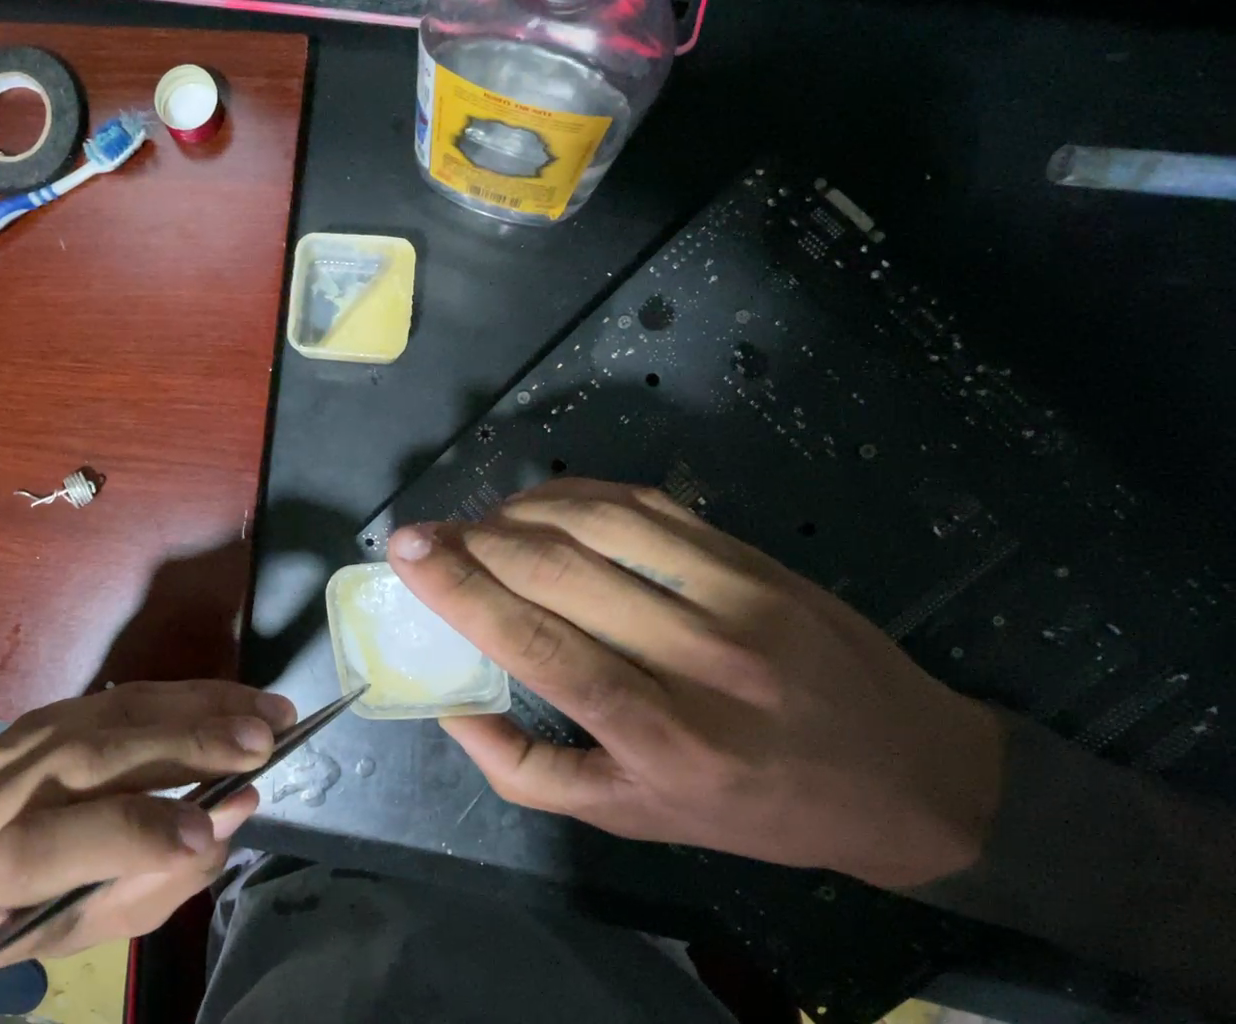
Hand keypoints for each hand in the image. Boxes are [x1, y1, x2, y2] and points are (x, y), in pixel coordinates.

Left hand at [0, 680, 294, 1023]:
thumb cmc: (32, 920)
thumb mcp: (100, 929)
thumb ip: (169, 876)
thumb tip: (237, 806)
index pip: (48, 845)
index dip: (131, 833)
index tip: (210, 827)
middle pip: (89, 757)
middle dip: (186, 744)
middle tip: (265, 739)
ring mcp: (10, 744)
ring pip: (111, 711)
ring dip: (198, 705)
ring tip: (265, 712)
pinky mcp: (36, 715)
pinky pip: (116, 697)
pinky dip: (181, 696)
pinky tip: (228, 699)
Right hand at [390, 479, 1002, 888]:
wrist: (906, 774)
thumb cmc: (751, 807)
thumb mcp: (630, 819)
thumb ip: (525, 769)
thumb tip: (448, 704)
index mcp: (664, 741)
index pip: (545, 649)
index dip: (466, 593)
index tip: (407, 553)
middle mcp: (700, 661)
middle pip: (563, 573)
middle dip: (474, 542)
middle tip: (423, 533)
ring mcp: (736, 598)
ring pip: (600, 524)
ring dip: (518, 512)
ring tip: (474, 523)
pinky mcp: (753, 558)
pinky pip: (646, 505)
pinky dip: (576, 494)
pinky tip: (539, 505)